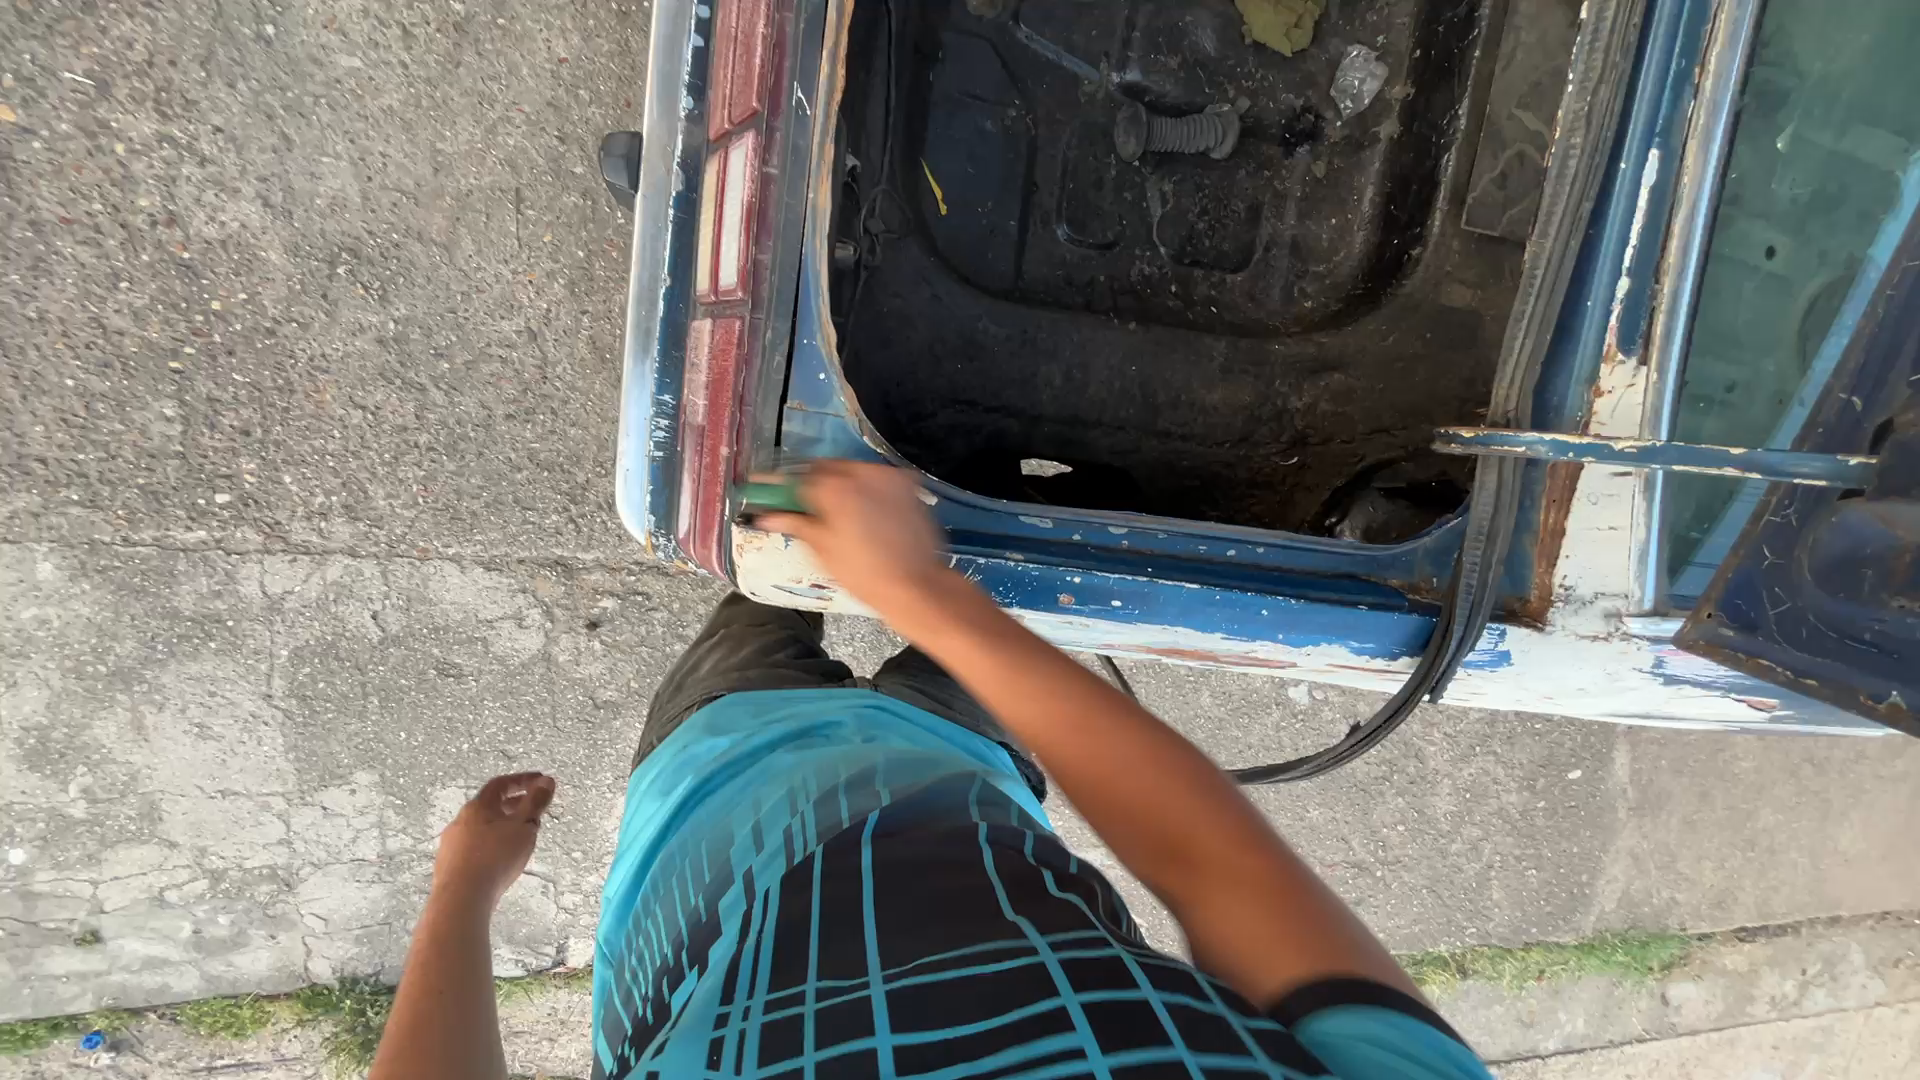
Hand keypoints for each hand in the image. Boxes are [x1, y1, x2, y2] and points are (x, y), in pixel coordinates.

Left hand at [432, 772, 555, 910]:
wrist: (460, 899)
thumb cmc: (496, 856)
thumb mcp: (524, 825)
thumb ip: (536, 802)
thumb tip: (546, 780)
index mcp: (477, 807)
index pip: (500, 783)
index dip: (523, 779)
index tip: (542, 781)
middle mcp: (459, 821)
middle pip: (490, 805)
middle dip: (514, 803)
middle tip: (534, 808)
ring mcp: (450, 844)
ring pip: (481, 826)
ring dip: (502, 824)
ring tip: (521, 835)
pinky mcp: (448, 865)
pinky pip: (473, 845)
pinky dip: (491, 842)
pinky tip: (501, 856)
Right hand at [757, 461, 956, 618]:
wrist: (916, 585)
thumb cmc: (864, 575)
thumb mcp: (823, 550)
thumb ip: (795, 523)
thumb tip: (765, 515)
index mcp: (835, 488)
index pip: (796, 476)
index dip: (779, 485)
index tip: (764, 489)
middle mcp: (861, 473)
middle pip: (825, 468)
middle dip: (811, 482)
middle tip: (802, 503)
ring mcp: (888, 476)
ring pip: (853, 470)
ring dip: (839, 483)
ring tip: (834, 509)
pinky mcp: (908, 484)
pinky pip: (877, 478)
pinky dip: (866, 487)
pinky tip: (863, 508)